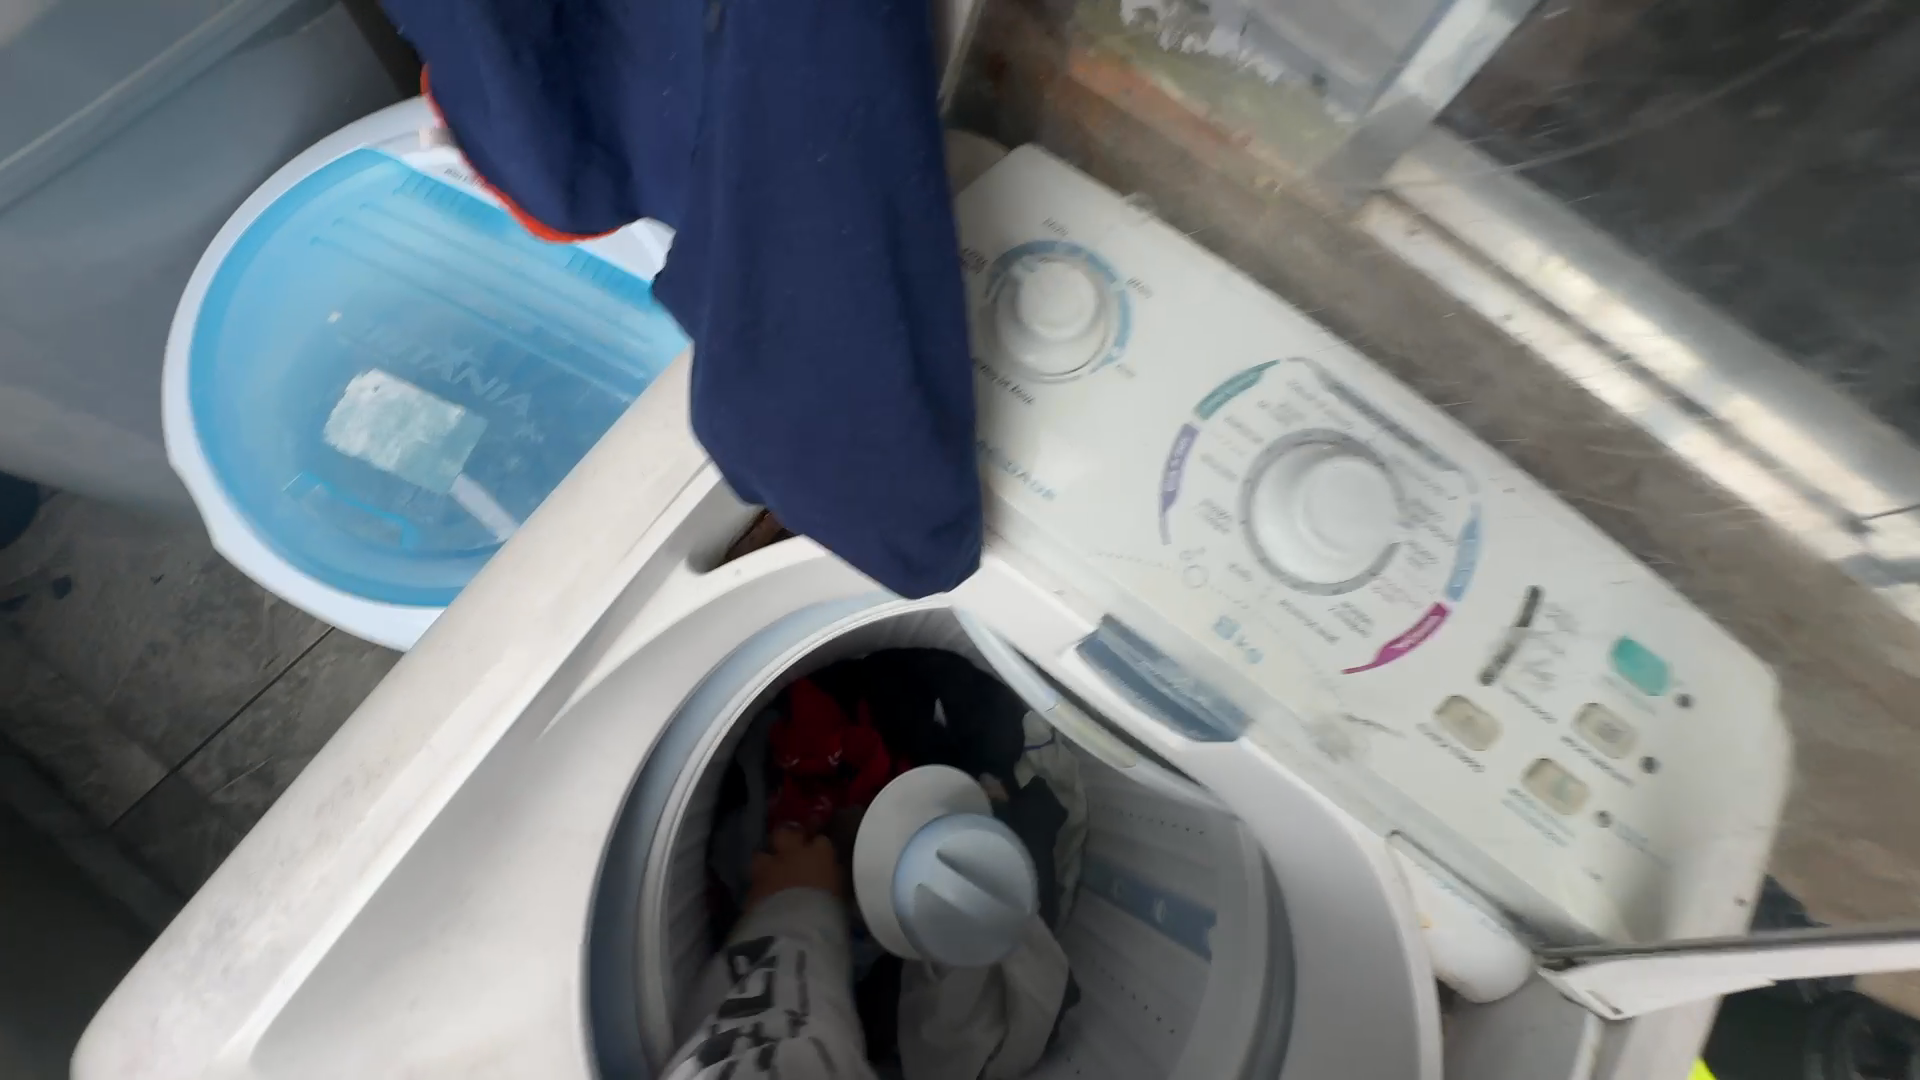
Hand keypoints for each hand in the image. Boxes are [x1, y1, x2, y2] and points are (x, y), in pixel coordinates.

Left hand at [745, 826, 842, 908]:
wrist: (794, 931)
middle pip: (785, 833)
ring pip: (762, 854)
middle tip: (790, 846)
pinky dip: (759, 886)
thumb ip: (833, 878)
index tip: (820, 853)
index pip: (820, 840)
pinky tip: (763, 896)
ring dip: (766, 861)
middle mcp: (792, 854)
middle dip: (787, 837)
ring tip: (770, 871)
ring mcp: (769, 869)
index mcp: (819, 853)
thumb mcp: (839, 893)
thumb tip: (829, 876)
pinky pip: (754, 881)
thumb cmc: (828, 912)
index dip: (819, 846)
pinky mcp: (752, 889)